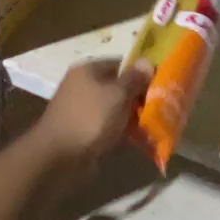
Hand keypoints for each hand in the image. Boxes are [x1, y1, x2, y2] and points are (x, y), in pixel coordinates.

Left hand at [33, 58, 152, 164]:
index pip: (121, 63)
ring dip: (132, 114)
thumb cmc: (90, 118)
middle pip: (118, 86)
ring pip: (115, 107)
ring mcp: (82, 109)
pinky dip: (122, 129)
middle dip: (138, 96)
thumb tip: (148, 61)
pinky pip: (109, 125)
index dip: (140, 72)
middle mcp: (82, 86)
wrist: (59, 158)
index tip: (160, 84)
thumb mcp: (118, 94)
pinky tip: (138, 137)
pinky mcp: (83, 130)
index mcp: (87, 70)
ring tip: (153, 121)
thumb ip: (135, 78)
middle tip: (160, 104)